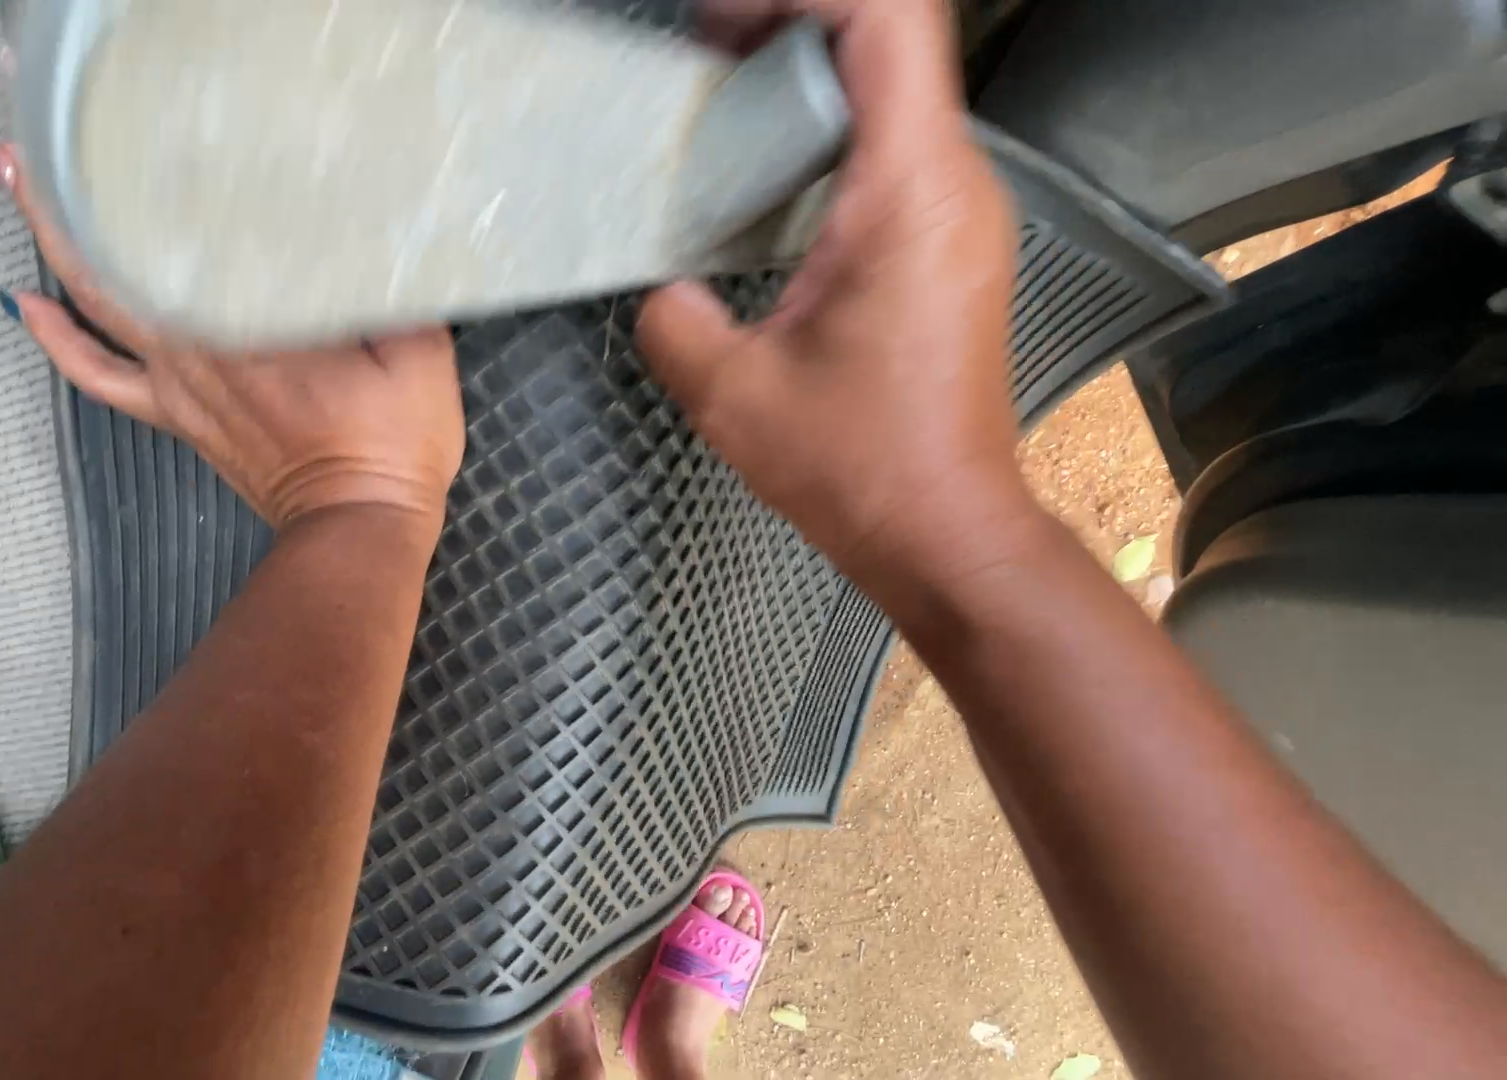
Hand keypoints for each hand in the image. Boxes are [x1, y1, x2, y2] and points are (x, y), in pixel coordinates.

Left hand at [0, 138, 465, 534]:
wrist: (361, 526)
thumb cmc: (394, 448)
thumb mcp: (422, 361)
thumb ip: (394, 295)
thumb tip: (374, 239)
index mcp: (257, 323)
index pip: (188, 232)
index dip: (144, 175)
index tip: (112, 125)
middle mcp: (200, 346)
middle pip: (116, 257)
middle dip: (69, 193)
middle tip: (33, 139)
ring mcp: (181, 387)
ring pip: (95, 305)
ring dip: (51, 244)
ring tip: (19, 186)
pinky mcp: (179, 419)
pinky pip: (100, 378)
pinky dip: (59, 342)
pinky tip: (29, 309)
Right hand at [641, 0, 1029, 591]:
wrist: (940, 528)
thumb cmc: (855, 465)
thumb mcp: (731, 394)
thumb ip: (674, 321)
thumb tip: (666, 290)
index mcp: (909, 196)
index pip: (887, 20)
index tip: (721, 20)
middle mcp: (953, 188)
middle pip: (888, 48)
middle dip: (789, 34)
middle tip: (703, 65)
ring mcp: (958, 220)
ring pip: (890, 103)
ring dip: (804, 97)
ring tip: (721, 127)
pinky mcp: (946, 255)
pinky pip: (890, 162)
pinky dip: (823, 152)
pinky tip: (762, 200)